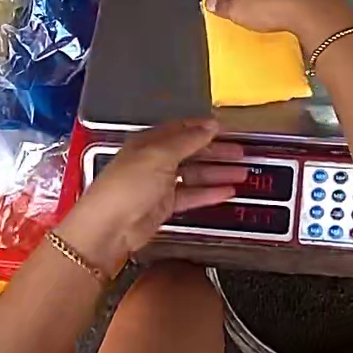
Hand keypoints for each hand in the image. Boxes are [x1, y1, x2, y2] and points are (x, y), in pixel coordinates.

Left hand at [55, 119, 246, 272]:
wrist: (109, 227)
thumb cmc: (128, 185)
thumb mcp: (160, 155)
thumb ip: (188, 140)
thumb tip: (210, 125)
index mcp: (149, 142)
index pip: (181, 129)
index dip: (204, 128)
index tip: (227, 129)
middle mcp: (154, 160)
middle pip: (191, 152)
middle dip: (217, 152)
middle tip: (241, 153)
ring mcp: (159, 184)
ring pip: (195, 175)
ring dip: (218, 173)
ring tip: (242, 173)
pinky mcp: (164, 206)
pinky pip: (192, 195)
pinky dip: (210, 193)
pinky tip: (228, 191)